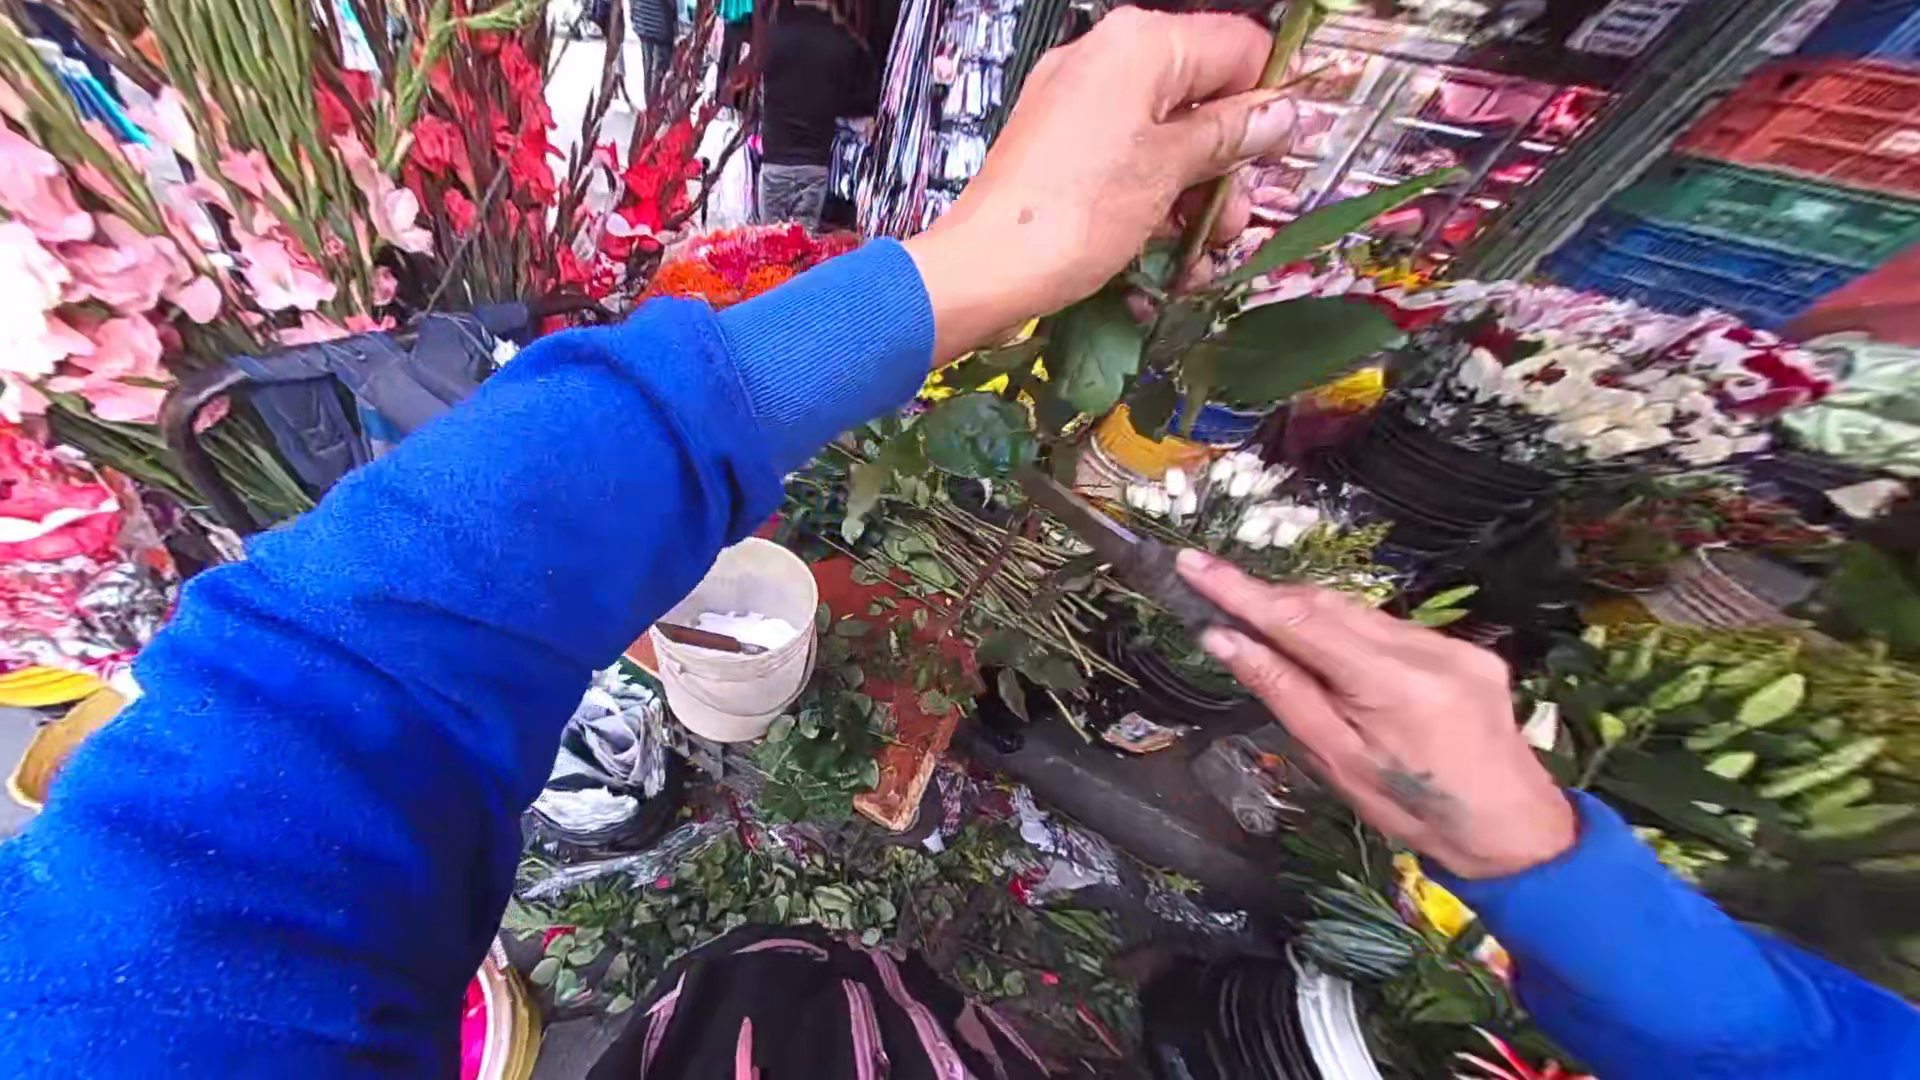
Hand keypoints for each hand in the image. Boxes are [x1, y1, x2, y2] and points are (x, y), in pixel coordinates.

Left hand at [902, 9, 1297, 360]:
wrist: (983, 272)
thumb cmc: (1074, 217)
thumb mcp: (1164, 173)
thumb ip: (1224, 136)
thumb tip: (1282, 113)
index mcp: (1139, 44)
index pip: (1235, 51)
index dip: (1260, 107)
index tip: (1265, 165)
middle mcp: (1103, 64)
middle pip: (1193, 105)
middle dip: (1218, 171)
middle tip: (1226, 230)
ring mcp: (1071, 113)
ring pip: (1154, 147)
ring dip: (1184, 203)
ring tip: (1194, 261)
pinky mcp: (1052, 158)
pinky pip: (1115, 170)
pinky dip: (1140, 208)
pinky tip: (1154, 256)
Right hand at [1176, 550, 1576, 879]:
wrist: (1515, 833)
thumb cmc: (1410, 808)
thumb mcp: (1332, 755)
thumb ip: (1279, 688)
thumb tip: (1222, 638)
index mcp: (1393, 684)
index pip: (1296, 620)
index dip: (1237, 589)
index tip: (1191, 562)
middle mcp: (1427, 649)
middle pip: (1322, 605)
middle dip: (1264, 598)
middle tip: (1212, 594)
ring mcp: (1449, 643)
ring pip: (1348, 609)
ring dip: (1297, 612)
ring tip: (1257, 626)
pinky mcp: (1460, 646)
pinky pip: (1377, 623)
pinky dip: (1335, 626)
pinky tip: (1319, 648)